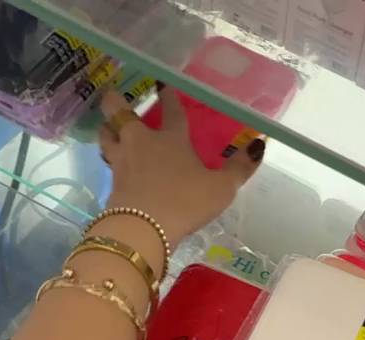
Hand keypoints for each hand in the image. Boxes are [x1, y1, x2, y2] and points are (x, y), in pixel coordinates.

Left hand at [98, 88, 262, 240]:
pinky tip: (115, 166)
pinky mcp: (112, 185)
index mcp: (171, 138)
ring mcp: (122, 162)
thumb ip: (239, 169)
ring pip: (106, 135)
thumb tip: (258, 145)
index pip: (171, 110)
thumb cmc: (185, 202)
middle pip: (119, 111)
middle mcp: (141, 142)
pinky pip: (108, 165)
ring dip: (107, 129)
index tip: (163, 85)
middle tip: (117, 99)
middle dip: (117, 102)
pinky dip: (110, 161)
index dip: (168, 96)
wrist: (143, 229)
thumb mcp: (220, 189)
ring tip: (110, 129)